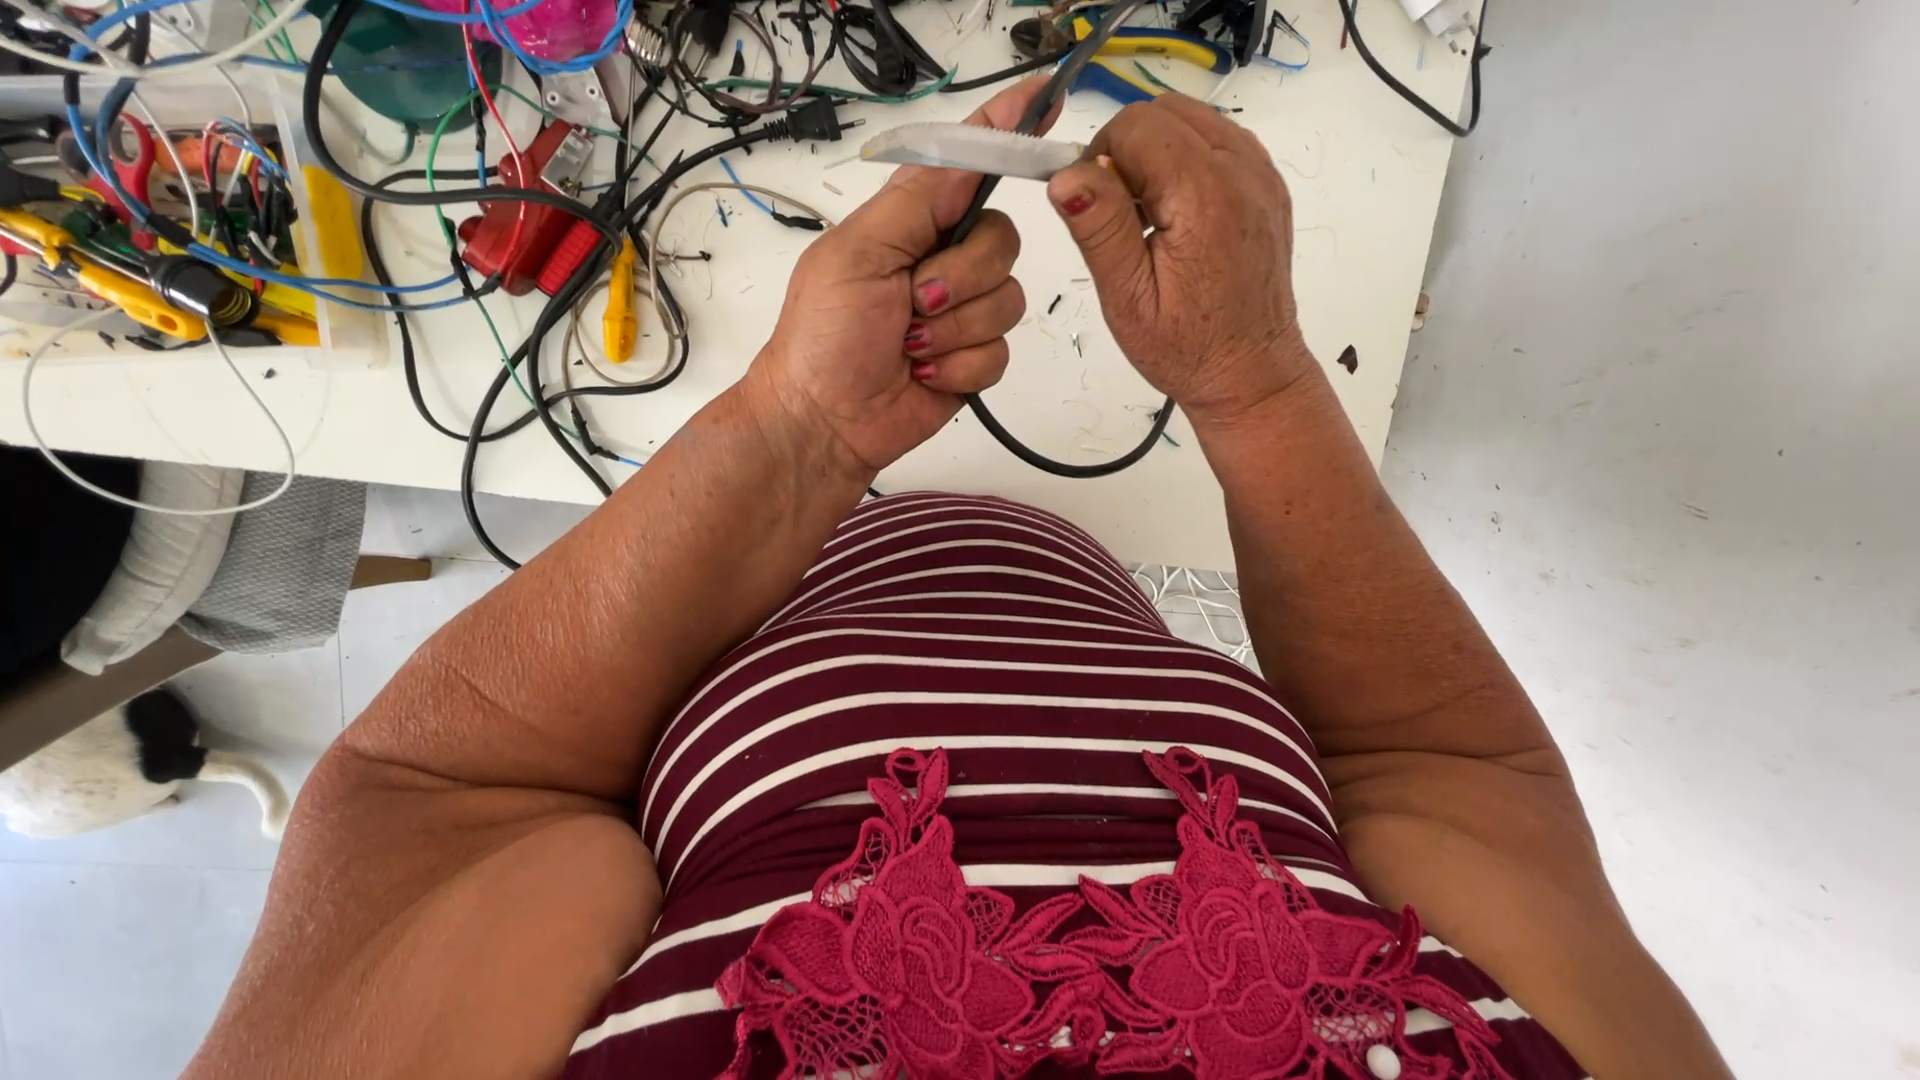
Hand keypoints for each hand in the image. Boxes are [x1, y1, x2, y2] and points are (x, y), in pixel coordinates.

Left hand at [745, 78, 1056, 475]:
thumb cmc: (824, 335)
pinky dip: (959, 366)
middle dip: (961, 277)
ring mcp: (962, 312)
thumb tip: (971, 149)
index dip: (1006, 133)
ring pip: (1008, 300)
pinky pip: (1000, 352)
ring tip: (909, 347)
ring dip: (953, 330)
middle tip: (913, 302)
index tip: (1047, 99)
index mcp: (912, 223)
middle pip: (1003, 240)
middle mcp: (944, 261)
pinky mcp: (973, 358)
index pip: (968, 165)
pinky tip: (924, 375)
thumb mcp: (859, 252)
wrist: (826, 420)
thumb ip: (918, 200)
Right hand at [1045, 95, 1317, 424]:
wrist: (1251, 373)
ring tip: (1146, 217)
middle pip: (1163, 113)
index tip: (1092, 209)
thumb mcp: (1128, 299)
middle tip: (1117, 215)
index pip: (1135, 126)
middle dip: (1126, 150)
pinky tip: (1174, 214)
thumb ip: (1100, 230)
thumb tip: (1066, 175)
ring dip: (1155, 153)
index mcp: (1204, 197)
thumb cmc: (1186, 349)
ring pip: (1191, 120)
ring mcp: (1261, 175)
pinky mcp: (1267, 186)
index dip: (1099, 157)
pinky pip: (1217, 141)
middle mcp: (1241, 171)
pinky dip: (1185, 161)